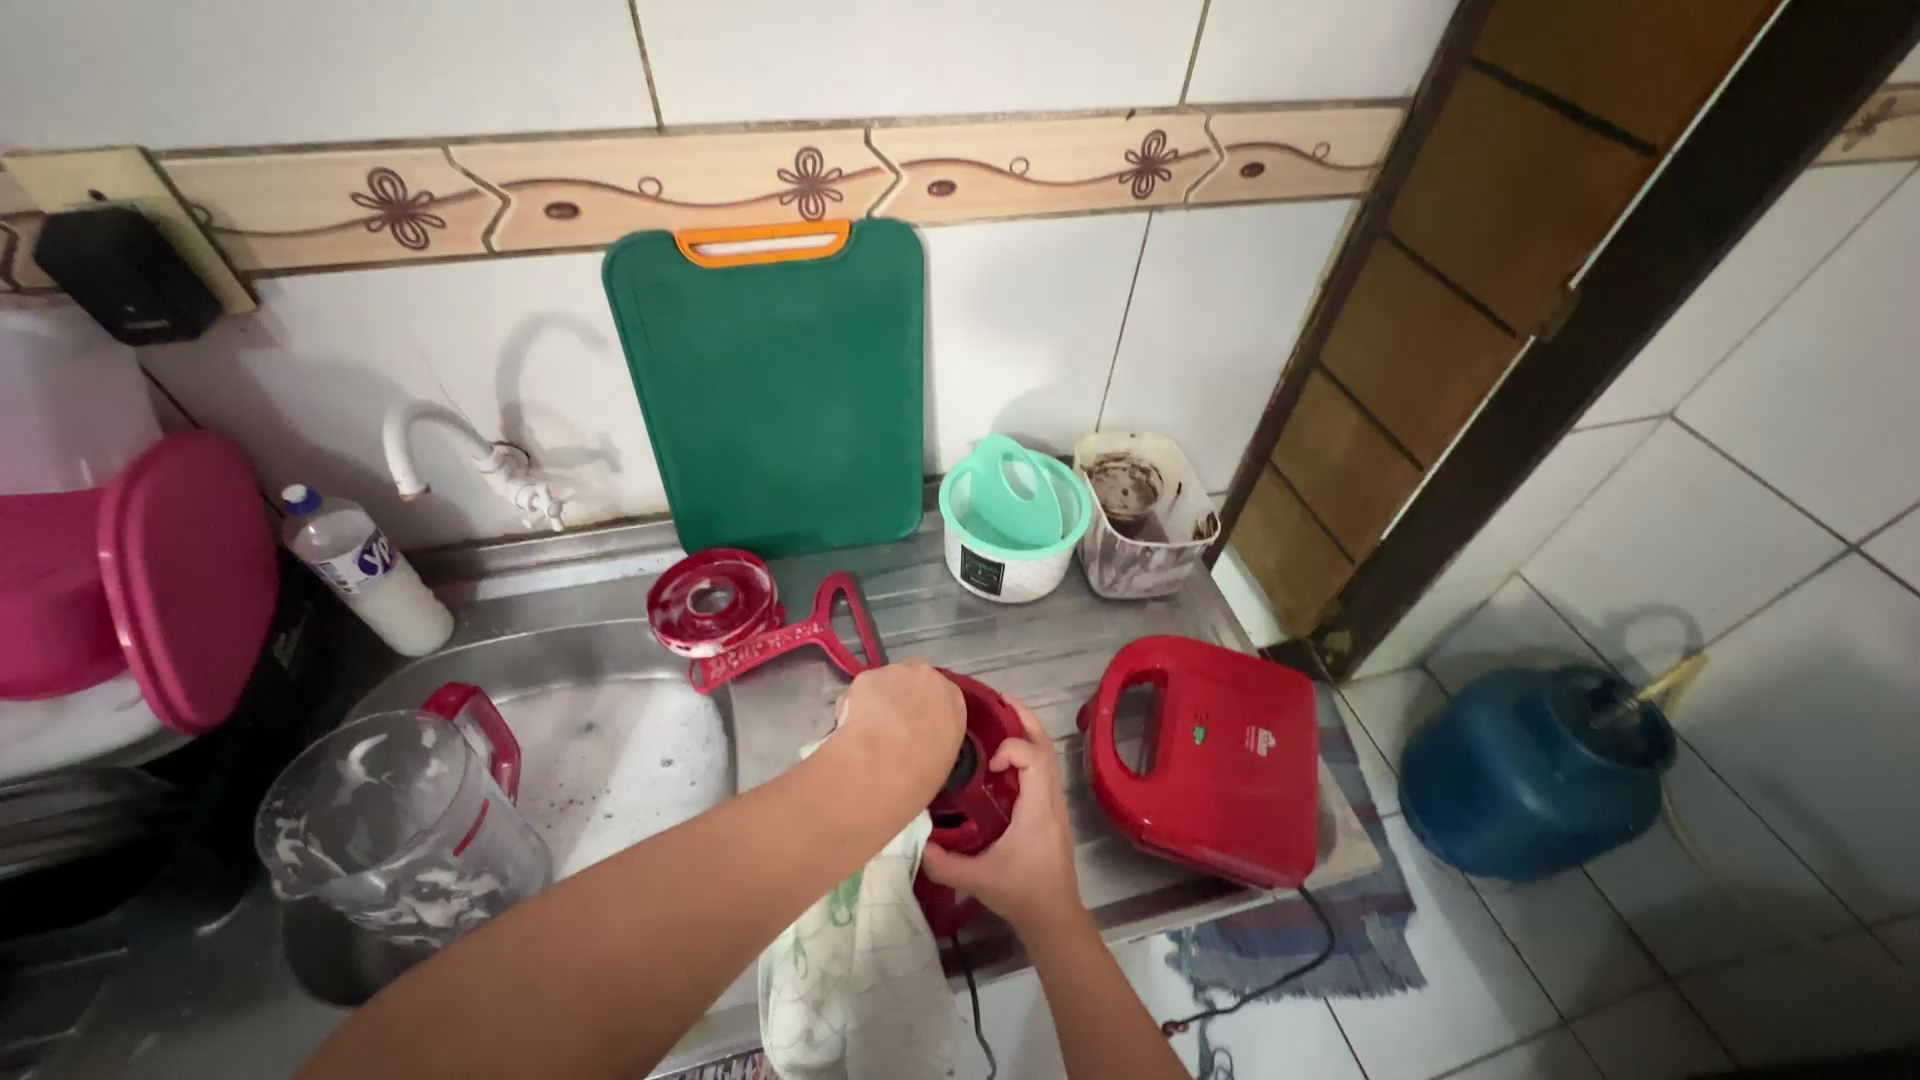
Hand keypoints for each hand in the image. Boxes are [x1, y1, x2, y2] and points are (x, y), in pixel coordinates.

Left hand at [834, 660, 965, 797]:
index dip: (925, 712)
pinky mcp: (866, 677)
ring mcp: (896, 672)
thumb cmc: (922, 772)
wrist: (885, 763)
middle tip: (890, 727)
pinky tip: (852, 728)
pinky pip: (861, 691)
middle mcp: (928, 677)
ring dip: (877, 700)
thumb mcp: (942, 759)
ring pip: (885, 683)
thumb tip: (917, 742)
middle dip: (902, 698)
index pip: (941, 698)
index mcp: (953, 699)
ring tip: (867, 731)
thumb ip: (934, 739)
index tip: (915, 729)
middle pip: (913, 681)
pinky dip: (855, 706)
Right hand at [920, 697, 1085, 939]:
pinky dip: (1028, 751)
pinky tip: (1003, 756)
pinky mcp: (1051, 811)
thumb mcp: (977, 880)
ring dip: (1027, 731)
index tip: (990, 763)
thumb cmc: (1021, 894)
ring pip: (1048, 755)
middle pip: (1047, 745)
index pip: (1035, 757)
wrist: (1055, 916)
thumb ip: (944, 862)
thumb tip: (915, 840)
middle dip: (1023, 718)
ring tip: (999, 717)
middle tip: (996, 699)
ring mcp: (1055, 803)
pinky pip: (1044, 768)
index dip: (1013, 748)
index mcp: (1038, 808)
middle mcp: (1051, 799)